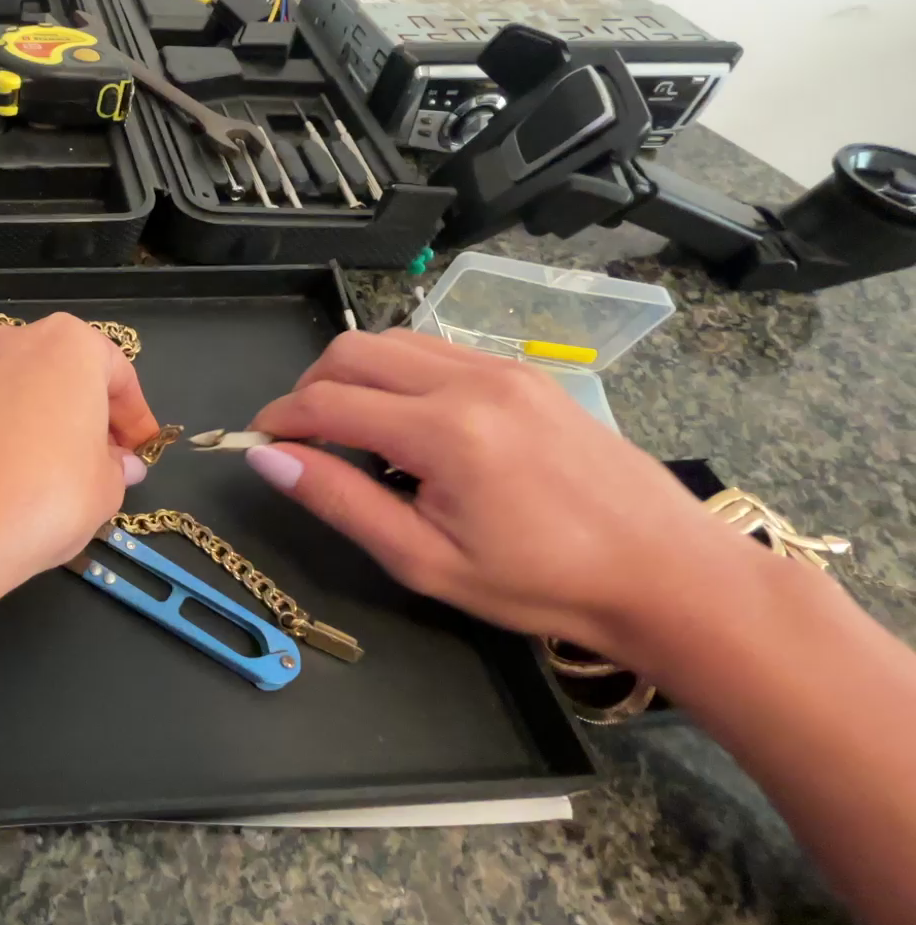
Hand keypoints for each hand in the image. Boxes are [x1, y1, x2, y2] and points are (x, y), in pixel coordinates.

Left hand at [0, 313, 161, 604]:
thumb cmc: (43, 499)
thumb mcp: (105, 490)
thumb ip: (117, 467)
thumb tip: (119, 462)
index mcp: (68, 344)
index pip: (116, 373)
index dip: (134, 417)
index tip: (140, 451)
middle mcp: (11, 340)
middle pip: (62, 373)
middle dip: (84, 413)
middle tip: (99, 462)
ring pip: (15, 388)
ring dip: (38, 420)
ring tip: (47, 471)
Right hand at [243, 328, 759, 657]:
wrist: (668, 574)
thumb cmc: (538, 582)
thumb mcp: (421, 558)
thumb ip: (338, 500)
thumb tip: (267, 457)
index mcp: (444, 432)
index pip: (325, 402)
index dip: (277, 420)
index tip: (257, 444)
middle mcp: (470, 381)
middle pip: (350, 352)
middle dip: (306, 389)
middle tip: (301, 439)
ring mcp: (503, 369)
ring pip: (390, 341)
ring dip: (349, 376)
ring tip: (350, 431)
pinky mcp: (524, 373)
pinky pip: (433, 350)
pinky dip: (393, 374)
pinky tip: (404, 422)